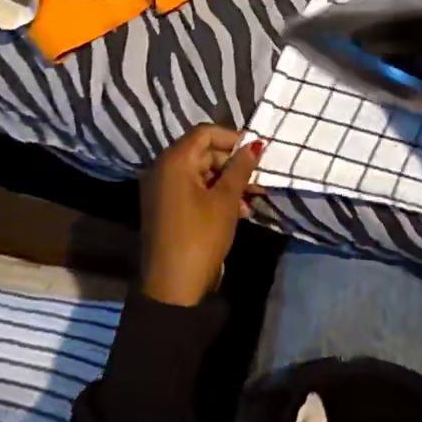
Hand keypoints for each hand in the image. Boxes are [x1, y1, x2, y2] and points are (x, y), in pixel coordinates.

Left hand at [138, 125, 263, 306]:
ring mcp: (163, 190)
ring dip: (228, 181)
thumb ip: (241, 168)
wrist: (174, 288)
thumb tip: (255, 144)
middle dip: (233, 163)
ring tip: (252, 197)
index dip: (232, 137)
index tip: (256, 151)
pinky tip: (239, 211)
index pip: (205, 133)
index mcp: (174, 162)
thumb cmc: (201, 235)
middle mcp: (163, 170)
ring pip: (202, 172)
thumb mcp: (226, 200)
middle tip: (258, 178)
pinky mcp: (167, 208)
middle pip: (203, 152)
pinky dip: (215, 194)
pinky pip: (194, 189)